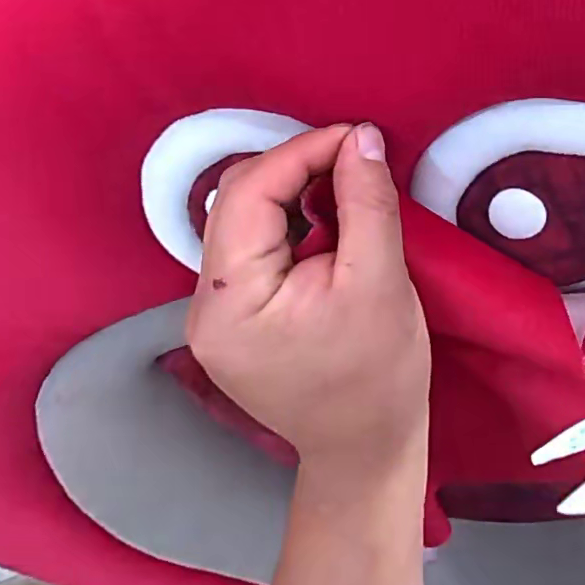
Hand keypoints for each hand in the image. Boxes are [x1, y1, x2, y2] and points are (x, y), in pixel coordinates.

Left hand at [186, 123, 430, 475]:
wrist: (366, 448)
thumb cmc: (379, 375)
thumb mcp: (380, 282)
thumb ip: (367, 203)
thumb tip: (360, 137)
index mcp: (228, 302)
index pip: (250, 193)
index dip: (303, 151)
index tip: (356, 135)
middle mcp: (203, 304)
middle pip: (237, 200)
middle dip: (295, 166)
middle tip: (352, 157)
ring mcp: (213, 311)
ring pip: (242, 217)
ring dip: (291, 188)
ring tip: (342, 183)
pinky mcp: (233, 313)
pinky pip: (252, 242)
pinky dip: (287, 216)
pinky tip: (321, 216)